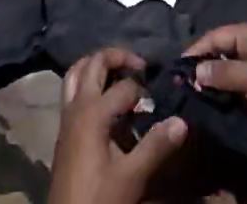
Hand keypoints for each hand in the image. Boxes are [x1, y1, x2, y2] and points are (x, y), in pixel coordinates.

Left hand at [49, 48, 188, 203]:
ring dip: (97, 65)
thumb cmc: (98, 200)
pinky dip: (88, 82)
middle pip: (94, 63)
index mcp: (92, 112)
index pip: (125, 86)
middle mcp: (77, 106)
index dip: (144, 92)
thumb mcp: (131, 177)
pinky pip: (72, 90)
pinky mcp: (64, 130)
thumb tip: (182, 120)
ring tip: (119, 72)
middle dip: (118, 57)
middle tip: (141, 67)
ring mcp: (66, 117)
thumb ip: (156, 146)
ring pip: (77, 73)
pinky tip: (104, 99)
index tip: (158, 105)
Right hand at [185, 22, 246, 157]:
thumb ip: (225, 73)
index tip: (174, 70)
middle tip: (179, 87)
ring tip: (191, 99)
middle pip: (221, 52)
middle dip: (202, 67)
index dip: (195, 51)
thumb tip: (195, 70)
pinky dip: (227, 95)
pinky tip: (214, 108)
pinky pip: (240, 88)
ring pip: (230, 72)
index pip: (216, 36)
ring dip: (214, 83)